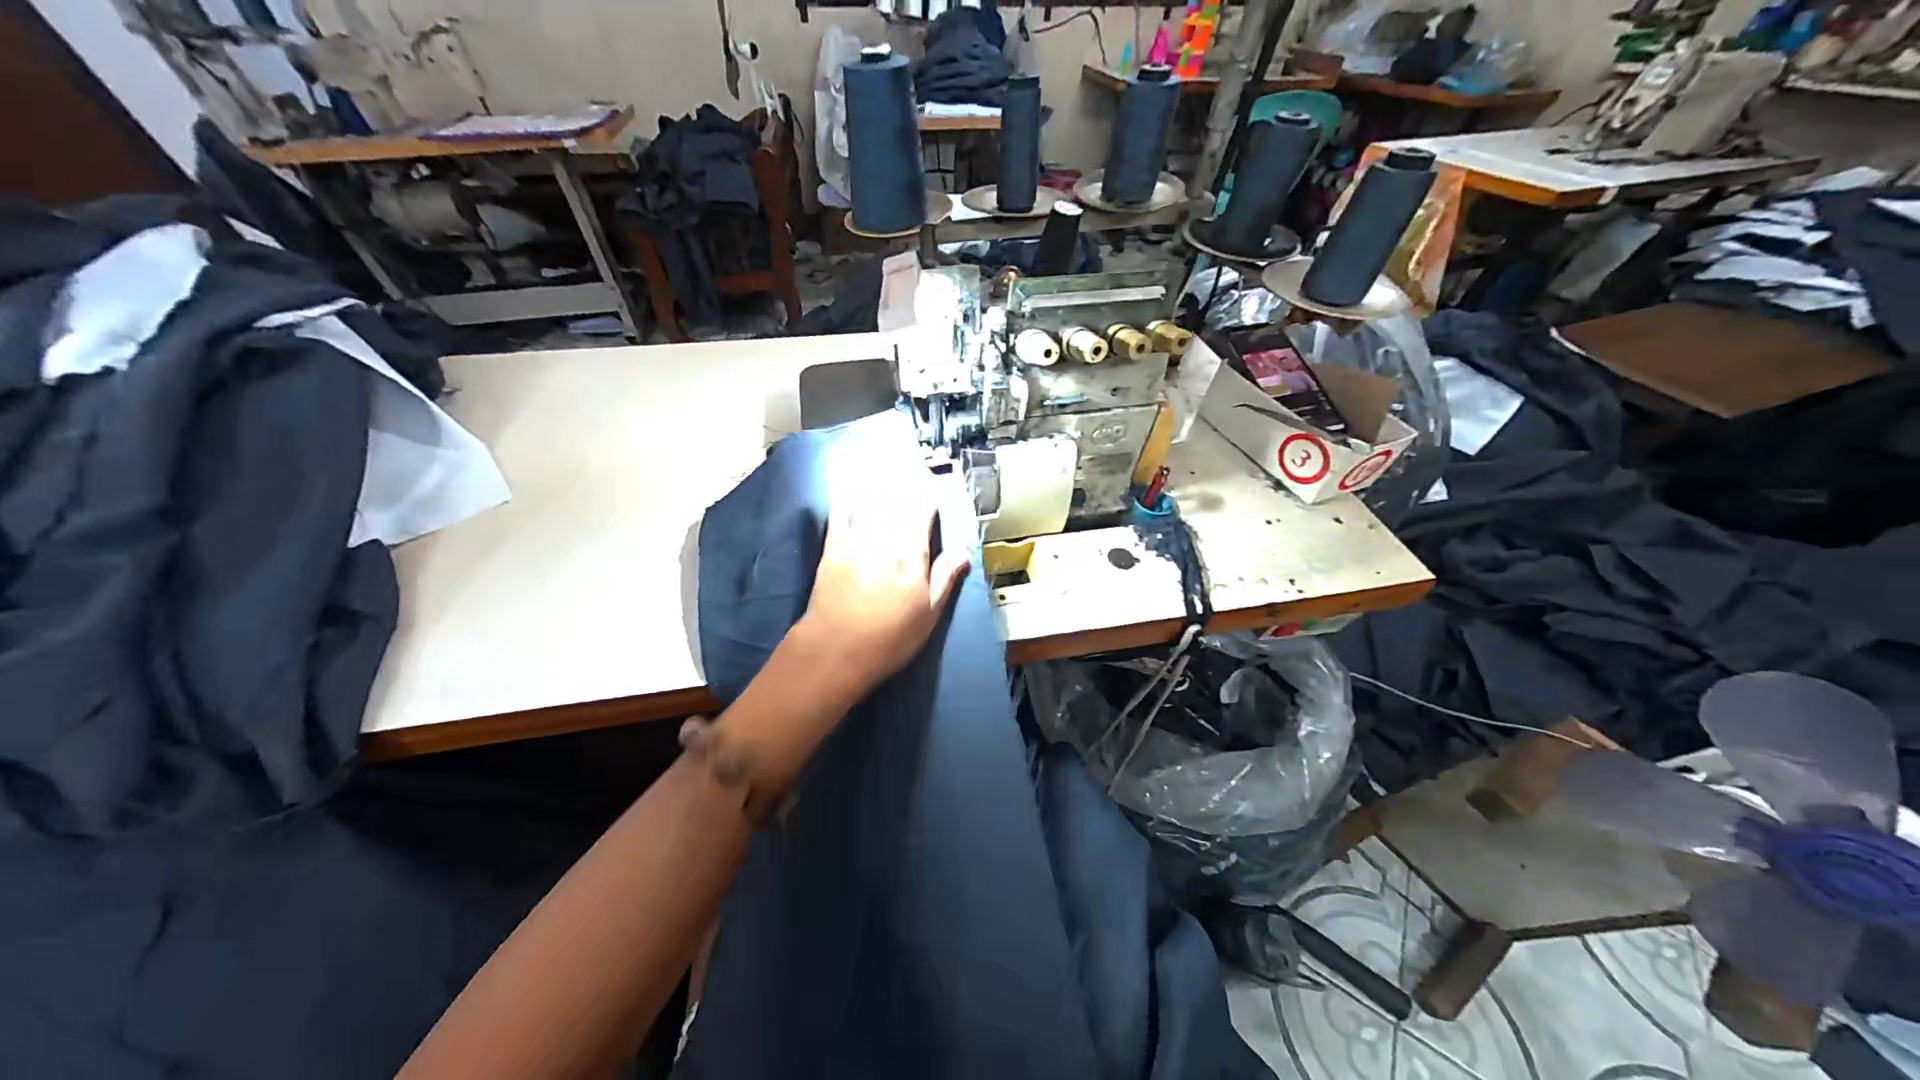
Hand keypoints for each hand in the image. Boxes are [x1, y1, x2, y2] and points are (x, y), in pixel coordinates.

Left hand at [792, 474, 970, 701]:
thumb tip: (962, 555)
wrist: (835, 650)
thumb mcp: (928, 615)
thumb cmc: (889, 639)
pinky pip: (841, 512)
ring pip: (871, 500)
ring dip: (883, 484)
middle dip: (909, 484)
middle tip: (916, 473)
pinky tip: (853, 486)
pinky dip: (848, 496)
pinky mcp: (832, 547)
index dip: (932, 495)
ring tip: (891, 473)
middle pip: (898, 499)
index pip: (924, 511)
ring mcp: (855, 540)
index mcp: (911, 554)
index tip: (937, 489)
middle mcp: (884, 539)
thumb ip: (944, 579)